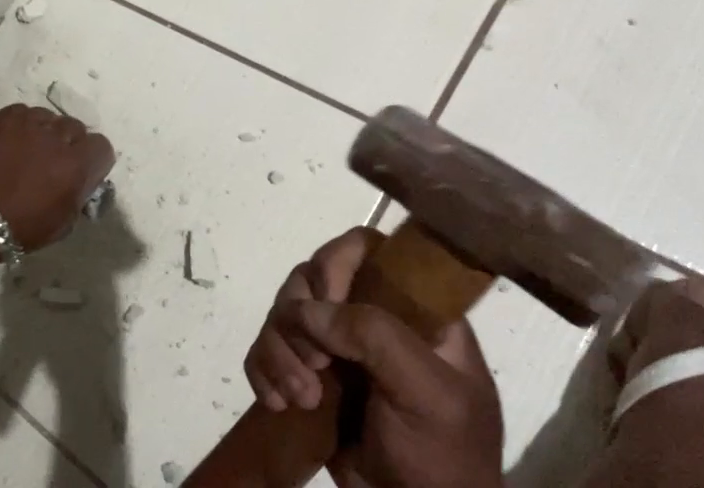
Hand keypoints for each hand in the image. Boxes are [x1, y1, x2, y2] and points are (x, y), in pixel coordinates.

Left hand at [0, 104, 114, 251]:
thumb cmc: (19, 227)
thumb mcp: (63, 221)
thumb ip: (78, 193)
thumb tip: (79, 181)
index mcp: (77, 165)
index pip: (101, 146)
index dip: (93, 159)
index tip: (81, 170)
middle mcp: (56, 137)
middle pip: (74, 127)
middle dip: (68, 143)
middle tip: (52, 160)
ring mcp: (27, 123)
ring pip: (48, 117)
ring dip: (44, 131)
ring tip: (28, 149)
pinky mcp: (0, 117)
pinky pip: (21, 112)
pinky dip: (20, 124)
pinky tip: (9, 141)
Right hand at [245, 228, 503, 487]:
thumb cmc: (441, 453)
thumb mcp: (429, 393)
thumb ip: (374, 337)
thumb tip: (306, 311)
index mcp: (413, 313)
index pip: (367, 250)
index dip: (337, 263)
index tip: (328, 298)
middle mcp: (370, 319)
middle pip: (309, 281)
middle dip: (298, 323)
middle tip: (314, 365)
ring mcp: (335, 348)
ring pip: (281, 316)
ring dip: (278, 354)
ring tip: (299, 399)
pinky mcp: (305, 375)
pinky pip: (265, 351)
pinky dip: (262, 371)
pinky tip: (278, 403)